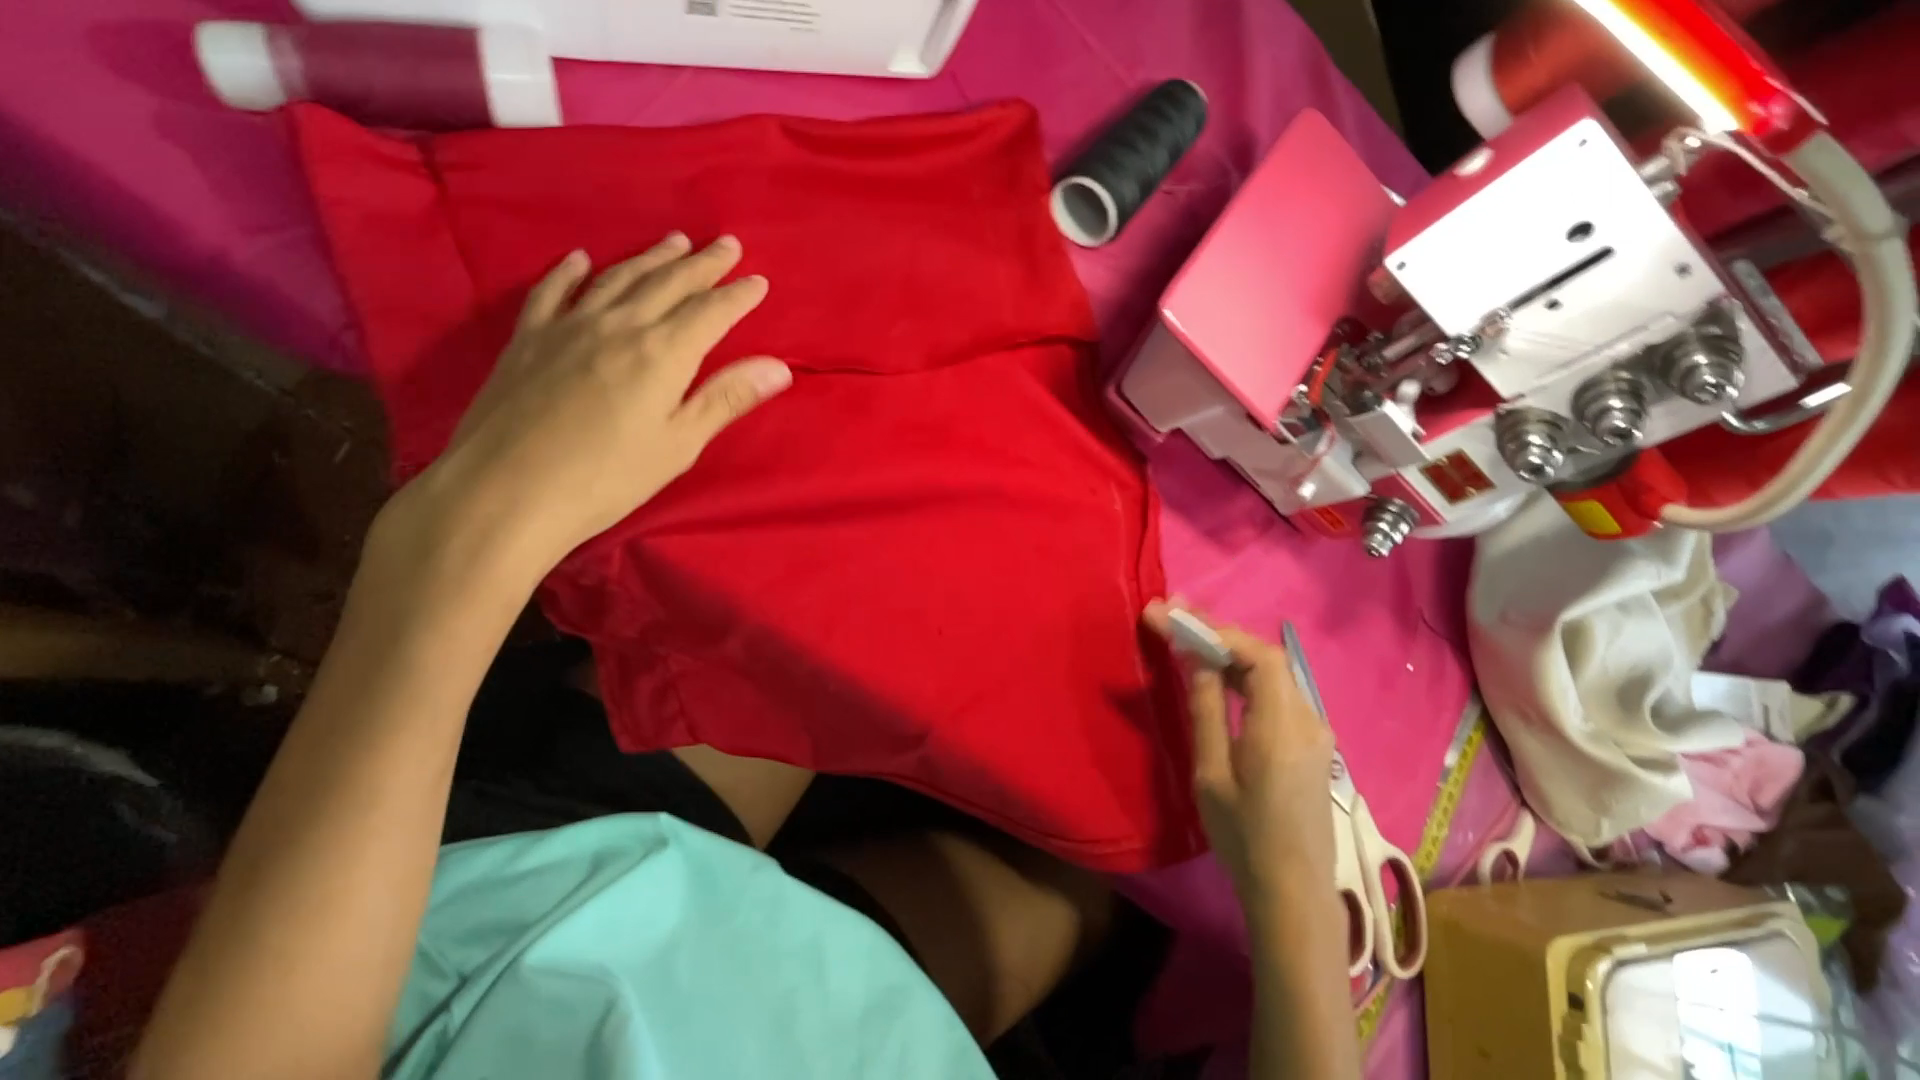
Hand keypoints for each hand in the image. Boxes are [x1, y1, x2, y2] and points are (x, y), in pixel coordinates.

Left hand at [398, 233, 790, 573]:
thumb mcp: (677, 445)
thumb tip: (779, 366)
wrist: (505, 491)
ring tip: (674, 241)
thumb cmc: (605, 478)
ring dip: (650, 257)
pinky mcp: (528, 339)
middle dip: (702, 264)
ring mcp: (568, 326)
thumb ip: (725, 399)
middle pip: (668, 283)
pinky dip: (569, 271)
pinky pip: (552, 291)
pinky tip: (580, 259)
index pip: (710, 312)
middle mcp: (619, 325)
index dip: (737, 296)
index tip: (758, 281)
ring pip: (618, 278)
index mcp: (662, 353)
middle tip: (727, 244)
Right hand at [1144, 602, 1337, 902]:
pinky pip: (1278, 694)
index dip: (1217, 629)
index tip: (1174, 615)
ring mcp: (1315, 732)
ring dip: (1231, 653)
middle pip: (1267, 658)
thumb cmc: (1244, 837)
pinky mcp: (1311, 745)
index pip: (1258, 655)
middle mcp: (1307, 720)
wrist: (1293, 891)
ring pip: (1273, 674)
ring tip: (1188, 638)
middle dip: (1219, 634)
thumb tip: (1197, 661)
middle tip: (1174, 616)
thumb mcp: (1212, 775)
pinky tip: (1218, 676)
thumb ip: (1206, 711)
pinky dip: (1245, 677)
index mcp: (1282, 727)